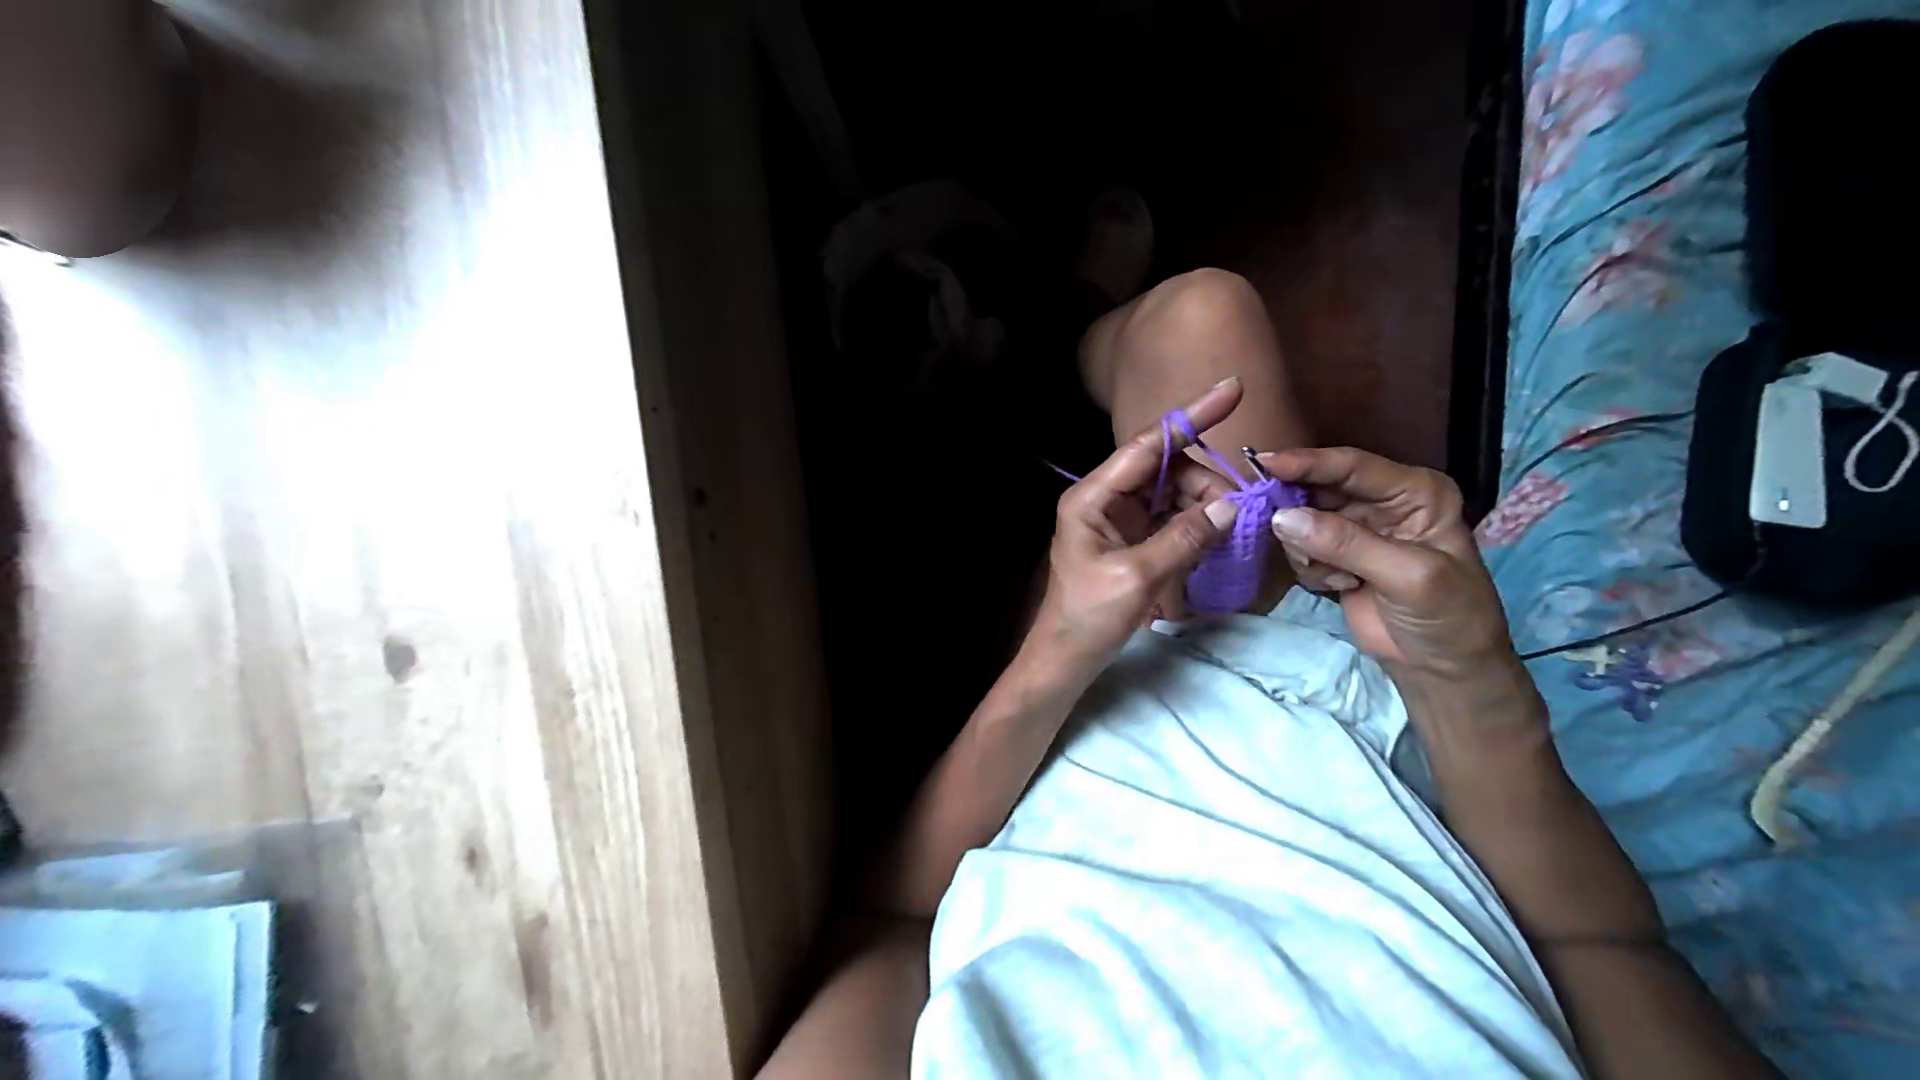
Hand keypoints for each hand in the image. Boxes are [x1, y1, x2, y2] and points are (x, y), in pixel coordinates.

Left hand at [1027, 378, 1244, 684]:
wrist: (1066, 656)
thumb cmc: (1089, 617)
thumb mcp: (1138, 578)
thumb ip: (1184, 537)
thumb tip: (1230, 505)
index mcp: (1092, 497)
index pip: (1146, 445)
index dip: (1191, 416)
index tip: (1232, 387)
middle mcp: (1104, 498)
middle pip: (1165, 467)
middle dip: (1204, 479)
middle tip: (1237, 510)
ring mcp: (1118, 517)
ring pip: (1172, 490)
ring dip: (1203, 502)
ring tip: (1228, 529)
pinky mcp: (1131, 537)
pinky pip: (1170, 515)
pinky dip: (1195, 521)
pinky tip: (1214, 536)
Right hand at [1256, 447, 1518, 685]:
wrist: (1444, 670)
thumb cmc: (1447, 617)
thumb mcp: (1407, 575)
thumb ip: (1346, 543)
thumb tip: (1282, 517)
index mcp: (1415, 492)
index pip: (1352, 467)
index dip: (1306, 462)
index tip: (1262, 463)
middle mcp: (1383, 503)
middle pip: (1319, 488)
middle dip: (1296, 507)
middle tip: (1271, 522)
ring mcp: (1357, 530)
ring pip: (1302, 519)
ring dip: (1305, 548)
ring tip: (1334, 575)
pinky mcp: (1336, 556)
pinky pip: (1299, 547)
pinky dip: (1307, 567)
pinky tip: (1337, 585)